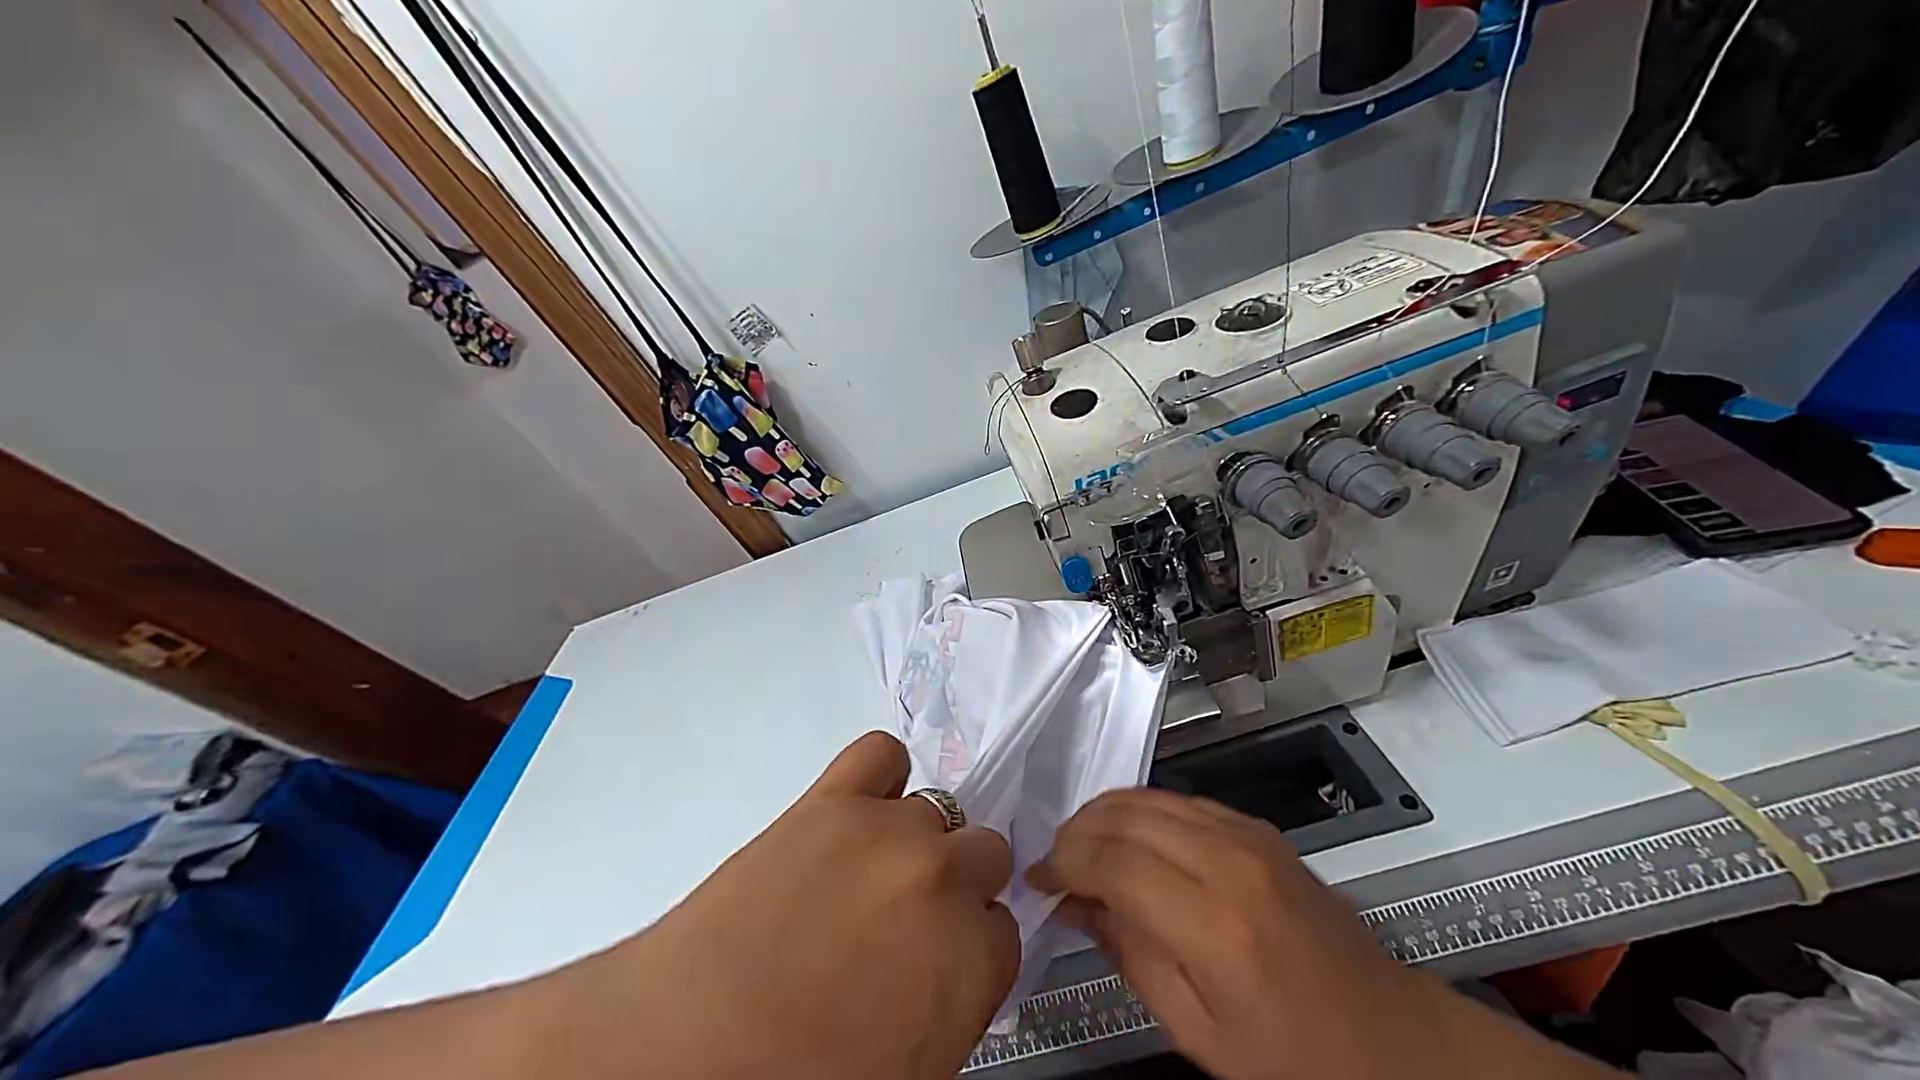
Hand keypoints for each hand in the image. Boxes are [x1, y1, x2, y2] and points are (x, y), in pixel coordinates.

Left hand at [557, 731, 1019, 1079]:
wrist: (683, 1054)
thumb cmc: (799, 1078)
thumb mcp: (914, 1065)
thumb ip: (956, 997)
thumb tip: (955, 961)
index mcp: (971, 958)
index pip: (1004, 927)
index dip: (970, 944)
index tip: (943, 953)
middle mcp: (942, 881)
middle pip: (984, 854)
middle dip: (956, 888)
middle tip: (907, 917)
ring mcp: (886, 831)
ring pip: (940, 809)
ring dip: (918, 839)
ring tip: (874, 871)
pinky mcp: (830, 799)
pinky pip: (880, 753)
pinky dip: (880, 774)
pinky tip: (863, 806)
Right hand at [1030, 789, 1618, 1079]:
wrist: (1392, 1036)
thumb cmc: (1293, 1057)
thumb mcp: (1198, 1032)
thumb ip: (1129, 955)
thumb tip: (1075, 903)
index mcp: (1215, 925)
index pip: (1112, 863)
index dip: (1063, 863)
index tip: (1037, 878)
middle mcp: (1230, 861)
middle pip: (1125, 816)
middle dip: (1076, 831)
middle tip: (1053, 862)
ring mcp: (1248, 835)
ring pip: (1148, 797)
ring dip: (1103, 815)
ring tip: (1081, 847)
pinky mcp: (1258, 827)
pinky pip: (1179, 799)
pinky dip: (1140, 810)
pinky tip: (1128, 838)